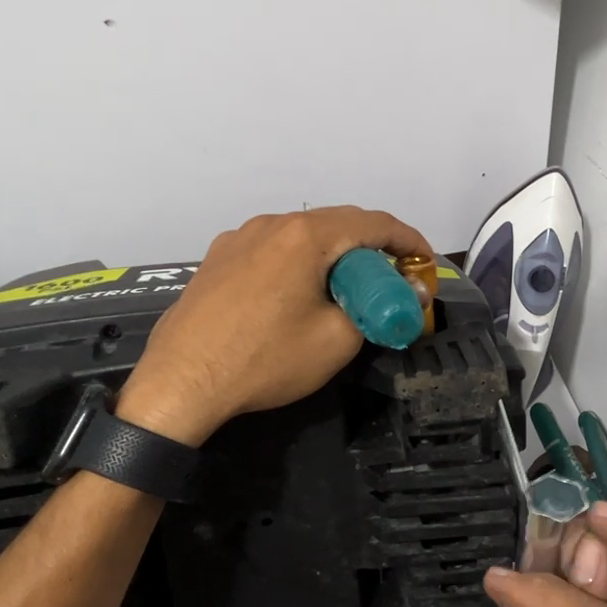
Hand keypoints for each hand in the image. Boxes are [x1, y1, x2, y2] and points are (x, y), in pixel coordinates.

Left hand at [116, 206, 430, 444]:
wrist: (181, 384)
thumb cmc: (266, 360)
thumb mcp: (337, 341)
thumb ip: (380, 309)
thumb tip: (409, 293)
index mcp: (305, 236)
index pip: (373, 223)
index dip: (408, 240)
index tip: (426, 263)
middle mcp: (271, 224)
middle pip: (338, 223)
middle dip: (373, 248)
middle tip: (394, 281)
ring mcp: (239, 238)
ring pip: (303, 235)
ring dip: (336, 255)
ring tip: (349, 289)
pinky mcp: (217, 259)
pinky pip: (274, 249)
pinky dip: (302, 262)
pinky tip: (301, 293)